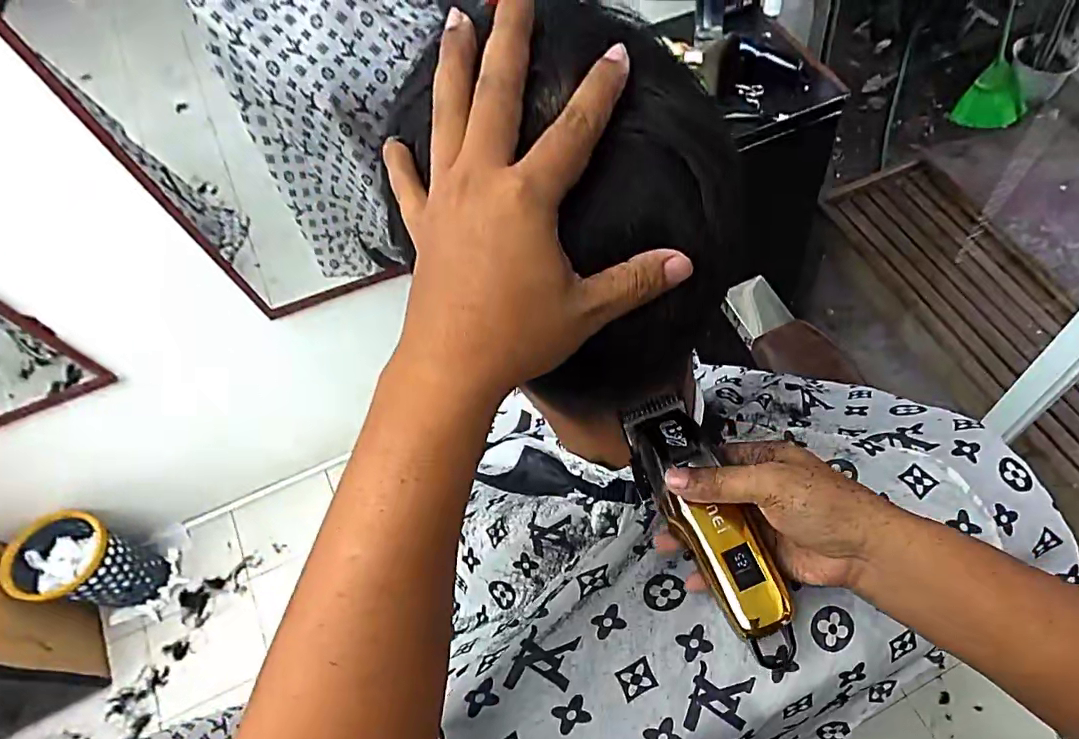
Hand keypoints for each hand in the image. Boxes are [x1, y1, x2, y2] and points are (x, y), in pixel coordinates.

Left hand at [382, 0, 693, 397]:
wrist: (453, 364)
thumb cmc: (518, 336)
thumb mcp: (586, 310)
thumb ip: (635, 281)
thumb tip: (682, 264)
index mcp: (527, 199)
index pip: (572, 133)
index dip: (598, 94)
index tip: (614, 58)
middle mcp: (482, 183)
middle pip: (494, 96)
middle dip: (505, 39)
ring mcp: (447, 200)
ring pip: (447, 118)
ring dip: (452, 68)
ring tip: (453, 24)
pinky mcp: (425, 227)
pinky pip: (410, 184)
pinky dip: (402, 161)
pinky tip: (396, 143)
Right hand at [657, 441, 906, 590]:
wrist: (861, 551)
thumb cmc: (826, 505)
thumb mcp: (770, 484)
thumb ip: (721, 483)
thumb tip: (678, 478)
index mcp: (765, 462)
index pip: (720, 461)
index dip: (693, 472)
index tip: (665, 485)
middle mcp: (762, 492)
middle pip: (715, 500)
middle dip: (688, 511)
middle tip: (663, 522)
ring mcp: (765, 524)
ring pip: (723, 531)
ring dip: (696, 541)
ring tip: (668, 548)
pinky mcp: (768, 554)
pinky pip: (736, 560)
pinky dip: (716, 569)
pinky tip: (697, 577)